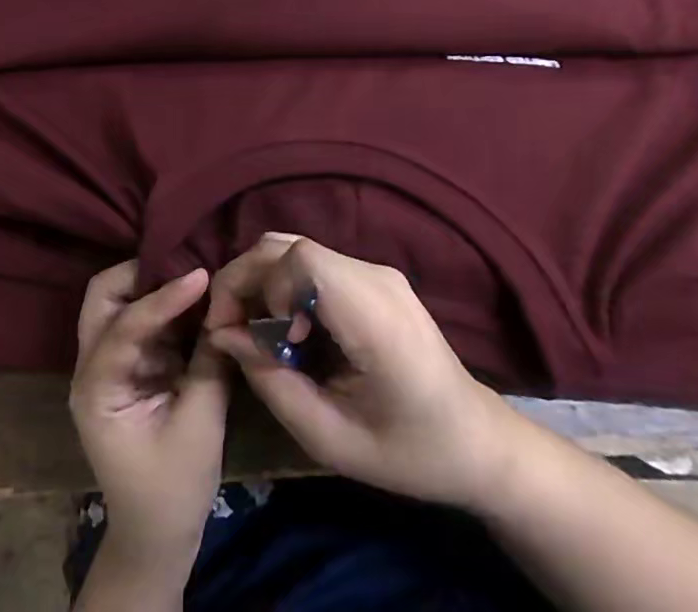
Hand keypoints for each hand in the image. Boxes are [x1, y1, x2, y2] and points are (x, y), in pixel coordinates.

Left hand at [70, 261, 230, 559]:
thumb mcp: (199, 426)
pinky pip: (145, 321)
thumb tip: (227, 310)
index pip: (125, 325)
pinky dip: (169, 305)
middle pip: (103, 298)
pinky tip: (199, 297)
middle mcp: (93, 367)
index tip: (201, 275)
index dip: (163, 297)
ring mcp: (112, 365)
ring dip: (156, 284)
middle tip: (189, 264)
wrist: (156, 534)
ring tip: (199, 272)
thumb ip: (210, 363)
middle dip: (142, 273)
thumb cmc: (173, 488)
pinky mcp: (133, 367)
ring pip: (121, 303)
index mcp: (97, 388)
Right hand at [206, 234, 526, 508]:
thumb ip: (271, 380)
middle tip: (231, 329)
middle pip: (289, 245)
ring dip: (262, 282)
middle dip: (247, 279)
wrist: (475, 439)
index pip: (302, 259)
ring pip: (296, 248)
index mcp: (374, 317)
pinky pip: (313, 264)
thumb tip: (222, 333)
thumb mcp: (330, 438)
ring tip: (255, 331)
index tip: (248, 335)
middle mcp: (376, 278)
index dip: (259, 286)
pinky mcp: (374, 278)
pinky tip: (286, 328)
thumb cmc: (408, 451)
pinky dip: (284, 286)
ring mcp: (378, 272)